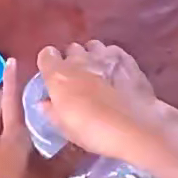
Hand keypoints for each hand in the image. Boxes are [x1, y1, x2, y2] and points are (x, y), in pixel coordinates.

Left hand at [0, 57, 82, 177]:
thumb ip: (69, 156)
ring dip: (4, 114)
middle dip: (6, 94)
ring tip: (18, 111)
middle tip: (16, 83)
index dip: (12, 80)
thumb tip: (88, 136)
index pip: (12, 101)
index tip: (11, 61)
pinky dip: (2, 135)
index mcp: (13, 137)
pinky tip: (14, 147)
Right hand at [34, 41, 169, 162]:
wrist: (132, 127)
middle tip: (77, 80)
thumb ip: (52, 111)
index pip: (46, 55)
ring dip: (93, 57)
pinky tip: (117, 74)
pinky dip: (113, 59)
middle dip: (73, 60)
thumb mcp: (65, 128)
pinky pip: (114, 52)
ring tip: (98, 74)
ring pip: (93, 46)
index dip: (49, 64)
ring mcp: (104, 56)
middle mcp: (79, 59)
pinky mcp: (127, 59)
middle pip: (71, 49)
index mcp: (59, 74)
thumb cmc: (92, 131)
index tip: (52, 76)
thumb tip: (44, 103)